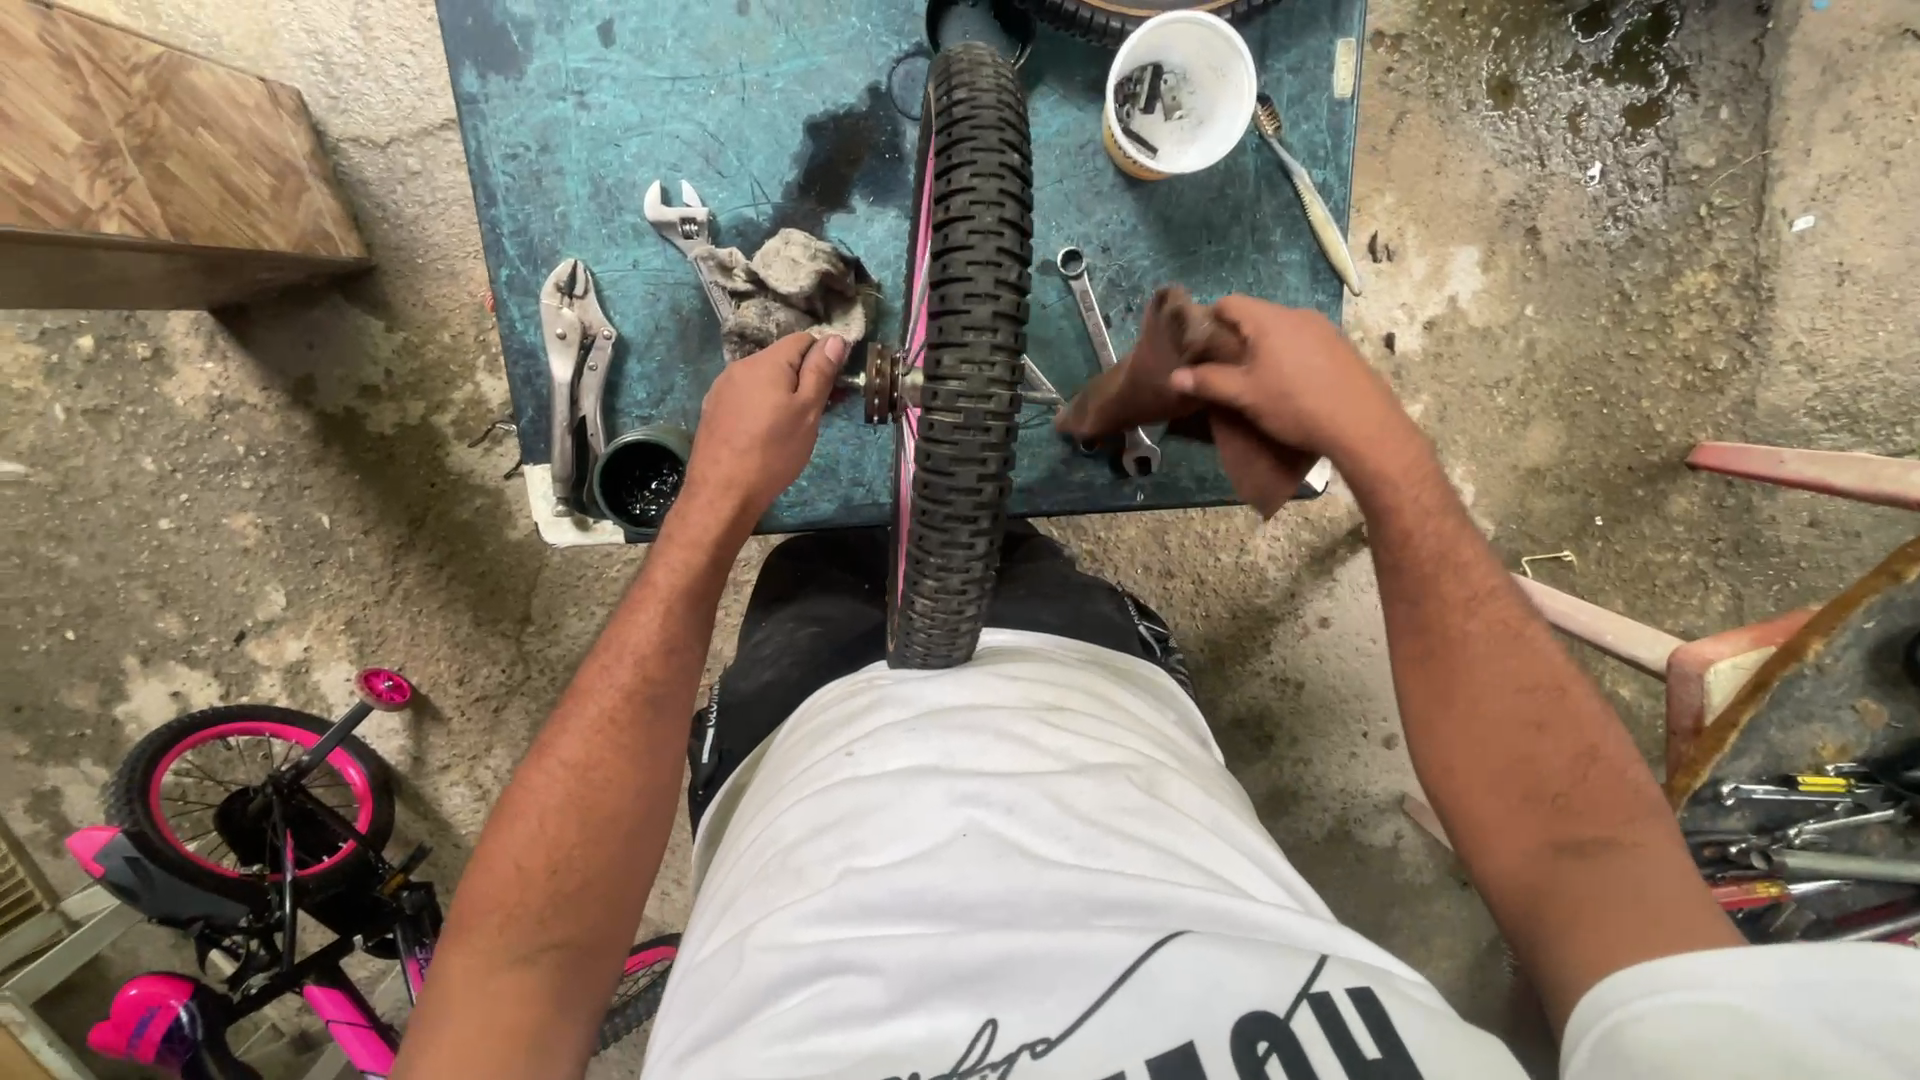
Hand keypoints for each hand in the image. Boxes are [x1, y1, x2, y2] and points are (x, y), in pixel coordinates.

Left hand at [677, 332, 845, 531]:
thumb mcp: (807, 412)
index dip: (823, 357)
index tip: (833, 386)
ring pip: (762, 379)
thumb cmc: (773, 451)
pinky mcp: (713, 408)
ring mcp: (723, 387)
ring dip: (781, 392)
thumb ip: (820, 372)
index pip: (803, 340)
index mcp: (766, 362)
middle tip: (816, 412)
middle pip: (781, 359)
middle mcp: (740, 366)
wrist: (722, 491)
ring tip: (790, 426)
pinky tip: (764, 432)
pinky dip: (761, 405)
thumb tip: (835, 338)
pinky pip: (746, 395)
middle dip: (802, 377)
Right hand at [1167, 296, 1414, 472]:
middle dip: (1234, 337)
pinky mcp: (1339, 346)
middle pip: (1255, 315)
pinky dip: (1285, 355)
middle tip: (1221, 368)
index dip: (1208, 320)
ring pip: (1279, 329)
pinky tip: (1286, 384)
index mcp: (1270, 319)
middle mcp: (1297, 314)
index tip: (1197, 347)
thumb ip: (1208, 381)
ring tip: (1252, 378)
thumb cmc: (1294, 405)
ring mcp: (1323, 328)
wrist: (1361, 424)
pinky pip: (1301, 341)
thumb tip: (1174, 375)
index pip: (1229, 303)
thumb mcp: (1244, 395)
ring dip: (1260, 347)